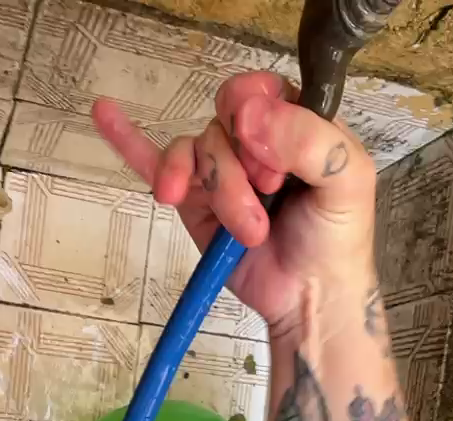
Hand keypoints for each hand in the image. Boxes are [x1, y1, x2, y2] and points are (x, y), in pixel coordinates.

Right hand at [91, 71, 375, 328]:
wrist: (309, 297)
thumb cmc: (336, 240)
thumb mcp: (347, 179)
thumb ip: (307, 139)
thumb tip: (247, 115)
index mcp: (294, 122)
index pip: (260, 92)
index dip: (258, 120)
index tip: (272, 167)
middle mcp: (254, 142)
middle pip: (223, 123)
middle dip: (239, 167)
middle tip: (268, 199)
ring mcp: (220, 172)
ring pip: (195, 153)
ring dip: (219, 194)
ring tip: (246, 233)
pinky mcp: (194, 205)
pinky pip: (156, 164)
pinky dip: (130, 142)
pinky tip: (106, 115)